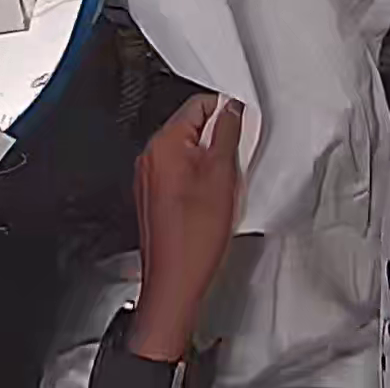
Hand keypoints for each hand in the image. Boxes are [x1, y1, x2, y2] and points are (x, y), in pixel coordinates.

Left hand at [130, 93, 243, 360]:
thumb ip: (228, 130)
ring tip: (223, 182)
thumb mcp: (223, 172)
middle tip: (233, 159)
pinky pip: (180, 168)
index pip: (199, 104)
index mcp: (165, 144)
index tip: (241, 125)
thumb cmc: (195, 235)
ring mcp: (149, 177)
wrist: (175, 285)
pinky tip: (211, 196)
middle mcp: (151, 156)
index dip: (225, 111)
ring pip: (188, 148)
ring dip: (209, 157)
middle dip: (217, 136)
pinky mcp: (152, 195)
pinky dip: (199, 174)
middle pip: (193, 125)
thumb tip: (231, 108)